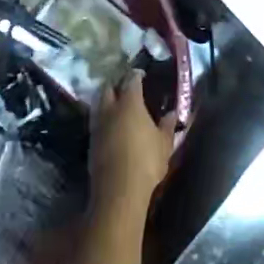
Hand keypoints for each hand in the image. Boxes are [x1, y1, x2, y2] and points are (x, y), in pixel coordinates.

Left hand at [91, 71, 175, 210]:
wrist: (118, 189)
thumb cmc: (146, 161)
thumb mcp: (164, 144)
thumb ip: (168, 126)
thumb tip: (172, 113)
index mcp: (130, 102)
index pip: (131, 79)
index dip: (136, 75)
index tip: (142, 74)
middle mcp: (110, 108)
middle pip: (109, 87)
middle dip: (116, 83)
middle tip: (126, 87)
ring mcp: (98, 123)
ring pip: (99, 103)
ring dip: (107, 100)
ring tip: (118, 105)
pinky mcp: (91, 140)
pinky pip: (97, 121)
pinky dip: (103, 118)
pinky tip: (111, 126)